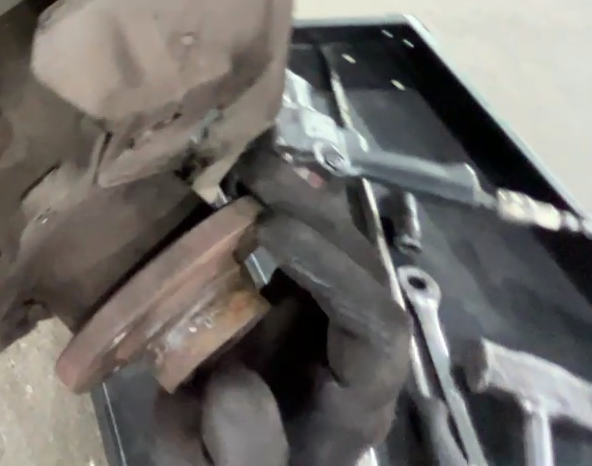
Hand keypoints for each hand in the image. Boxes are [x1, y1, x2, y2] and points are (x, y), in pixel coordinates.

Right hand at [155, 141, 411, 465]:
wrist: (216, 458)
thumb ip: (240, 451)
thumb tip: (238, 381)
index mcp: (351, 398)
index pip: (374, 327)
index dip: (330, 271)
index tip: (266, 228)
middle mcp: (349, 350)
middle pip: (363, 273)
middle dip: (314, 215)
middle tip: (248, 167)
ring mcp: (320, 319)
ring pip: (335, 249)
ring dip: (295, 198)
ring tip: (240, 155)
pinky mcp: (285, 297)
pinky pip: (294, 244)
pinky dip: (270, 203)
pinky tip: (234, 174)